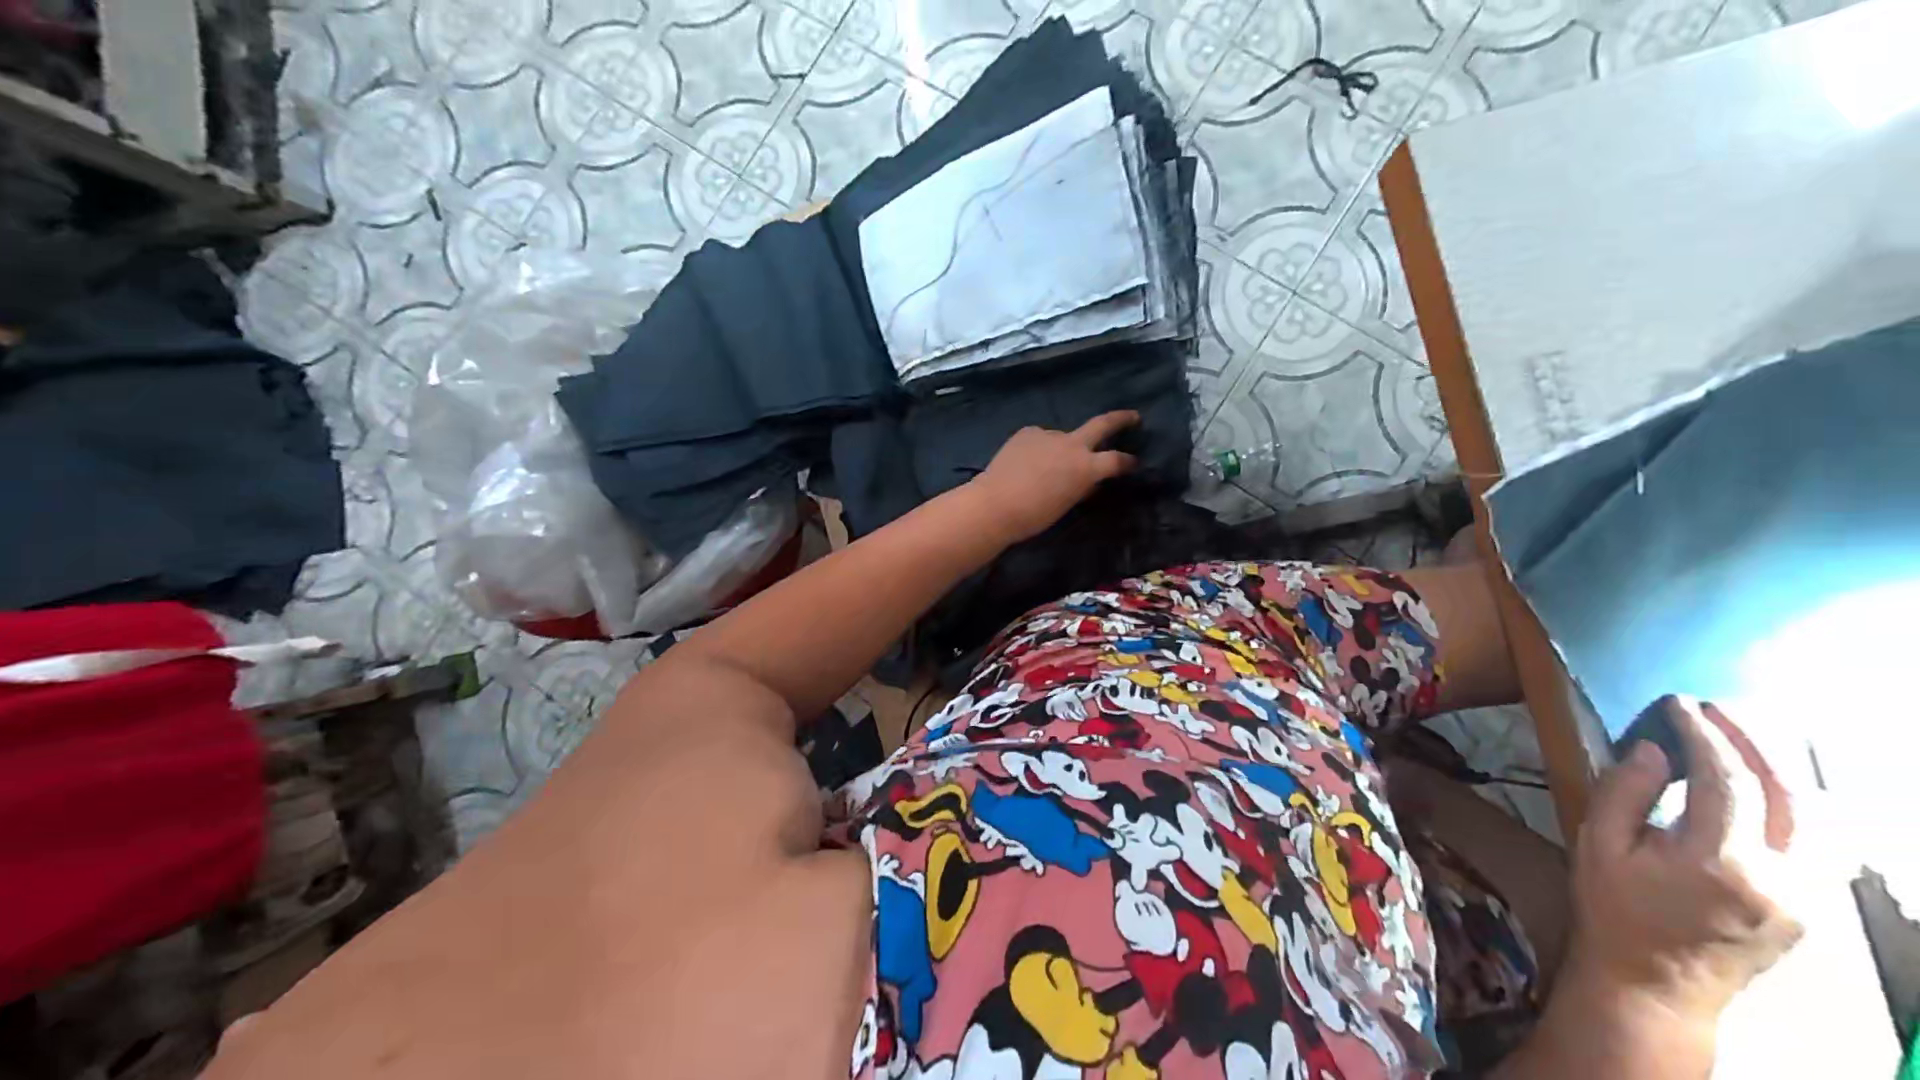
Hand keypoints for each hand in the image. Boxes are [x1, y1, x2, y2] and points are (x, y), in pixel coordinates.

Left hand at [970, 410, 1139, 541]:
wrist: (996, 504)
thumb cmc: (1034, 515)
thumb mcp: (1066, 503)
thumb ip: (1081, 487)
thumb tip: (1088, 481)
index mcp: (1087, 467)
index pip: (1117, 460)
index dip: (1128, 462)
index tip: (1133, 462)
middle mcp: (1072, 445)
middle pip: (1102, 424)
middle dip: (1120, 419)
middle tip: (1132, 416)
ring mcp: (1049, 435)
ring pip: (1063, 437)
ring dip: (1062, 447)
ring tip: (1046, 465)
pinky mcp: (1027, 432)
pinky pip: (1040, 438)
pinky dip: (1040, 448)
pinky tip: (1026, 462)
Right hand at [1567, 697, 1801, 1018]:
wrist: (1653, 982)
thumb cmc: (1612, 907)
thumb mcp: (1598, 845)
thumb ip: (1625, 793)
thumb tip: (1656, 751)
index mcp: (1719, 861)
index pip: (1727, 780)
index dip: (1705, 735)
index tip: (1680, 704)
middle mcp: (1779, 877)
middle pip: (1786, 794)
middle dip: (1752, 743)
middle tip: (1715, 709)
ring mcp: (1803, 896)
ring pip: (1808, 818)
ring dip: (1775, 770)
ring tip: (1738, 738)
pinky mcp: (1805, 906)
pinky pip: (1804, 842)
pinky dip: (1781, 803)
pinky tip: (1753, 788)